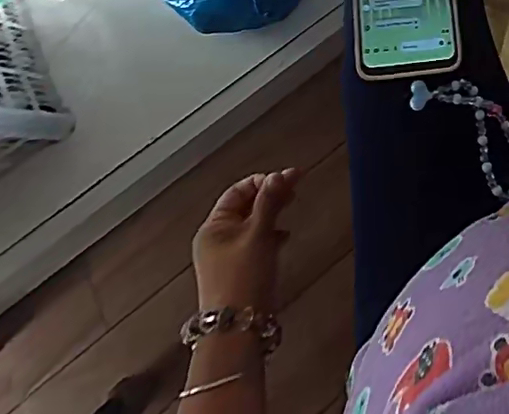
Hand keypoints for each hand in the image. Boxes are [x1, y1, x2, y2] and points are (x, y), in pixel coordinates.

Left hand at [193, 169, 299, 311]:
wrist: (237, 332)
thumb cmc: (244, 278)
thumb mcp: (258, 235)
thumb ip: (269, 203)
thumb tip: (278, 174)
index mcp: (213, 226)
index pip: (238, 191)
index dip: (262, 181)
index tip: (288, 178)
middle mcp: (216, 238)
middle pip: (245, 206)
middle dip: (270, 194)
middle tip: (295, 187)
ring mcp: (227, 256)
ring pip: (252, 224)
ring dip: (271, 212)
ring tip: (291, 205)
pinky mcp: (239, 271)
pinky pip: (255, 242)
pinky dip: (270, 234)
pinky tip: (283, 236)